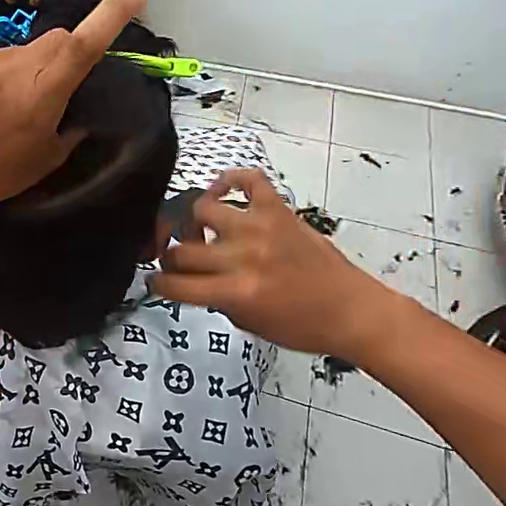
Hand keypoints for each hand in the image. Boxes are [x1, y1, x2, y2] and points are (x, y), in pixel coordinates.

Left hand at [0, 0, 145, 217]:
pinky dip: (2, 75)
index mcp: (43, 91)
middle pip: (57, 39)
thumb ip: (73, 123)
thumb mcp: (50, 156)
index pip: (84, 42)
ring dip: (30, 70)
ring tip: (11, 109)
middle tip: (57, 91)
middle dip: (67, 54)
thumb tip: (81, 106)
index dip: (112, 13)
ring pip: (26, 50)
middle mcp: (14, 66)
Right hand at [151, 169, 412, 356]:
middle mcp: (243, 256)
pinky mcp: (279, 210)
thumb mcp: (249, 325)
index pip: (176, 283)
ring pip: (202, 210)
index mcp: (235, 293)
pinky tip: (221, 191)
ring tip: (203, 232)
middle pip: (181, 249)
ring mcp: (261, 227)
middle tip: (178, 261)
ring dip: (195, 224)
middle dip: (170, 258)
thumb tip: (193, 279)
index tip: (155, 279)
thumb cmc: (302, 327)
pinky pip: (248, 179)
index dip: (158, 283)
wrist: (351, 310)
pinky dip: (230, 180)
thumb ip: (217, 300)